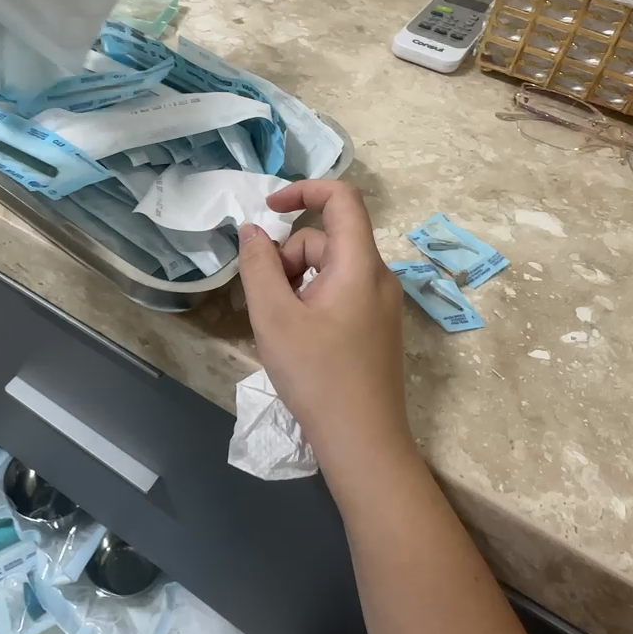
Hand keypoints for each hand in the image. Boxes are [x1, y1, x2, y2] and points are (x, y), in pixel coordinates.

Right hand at [238, 181, 413, 475]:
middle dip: (287, 256)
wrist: (364, 444)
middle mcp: (378, 277)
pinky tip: (297, 338)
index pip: (342, 198)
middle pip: (326, 239)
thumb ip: (258, 265)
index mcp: (360, 265)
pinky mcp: (376, 326)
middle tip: (265, 299)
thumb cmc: (317, 376)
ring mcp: (380, 304)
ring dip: (296, 281)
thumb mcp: (274, 316)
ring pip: (328, 268)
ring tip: (279, 325)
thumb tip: (252, 230)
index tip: (267, 210)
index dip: (303, 189)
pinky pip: (338, 291)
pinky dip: (311, 299)